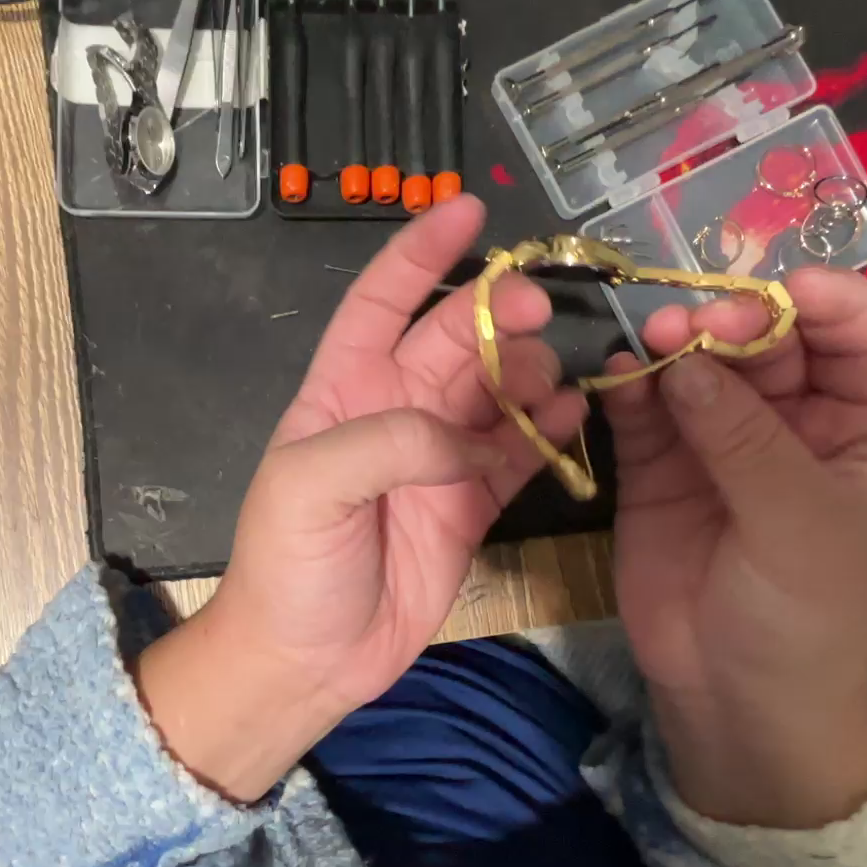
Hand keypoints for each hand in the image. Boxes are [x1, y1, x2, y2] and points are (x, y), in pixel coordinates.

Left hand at [136, 196, 586, 801]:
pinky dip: (548, 430)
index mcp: (341, 392)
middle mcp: (391, 413)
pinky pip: (517, 453)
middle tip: (541, 307)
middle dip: (495, 314)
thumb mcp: (309, 488)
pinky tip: (575, 415)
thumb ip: (385, 441)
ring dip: (528, 372)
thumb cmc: (290, 566)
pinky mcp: (469, 504)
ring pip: (494, 391)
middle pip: (451, 341)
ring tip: (558, 372)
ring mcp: (435, 459)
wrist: (308, 656)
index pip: (379, 303)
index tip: (465, 209)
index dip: (418, 254)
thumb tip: (465, 439)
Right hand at [600, 268, 866, 827]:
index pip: (857, 342)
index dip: (831, 303)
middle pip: (764, 346)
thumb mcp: (799, 524)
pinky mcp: (651, 471)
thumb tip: (687, 363)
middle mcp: (783, 425)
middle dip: (734, 323)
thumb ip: (745, 441)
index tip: (784, 286)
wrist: (730, 691)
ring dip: (674, 349)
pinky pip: (640, 416)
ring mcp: (710, 446)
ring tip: (649, 340)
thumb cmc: (804, 612)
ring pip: (696, 372)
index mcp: (854, 430)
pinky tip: (614, 375)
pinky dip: (626, 392)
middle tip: (691, 323)